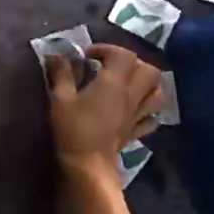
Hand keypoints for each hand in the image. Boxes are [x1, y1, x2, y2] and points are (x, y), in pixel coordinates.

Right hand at [47, 44, 164, 177]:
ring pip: (157, 91)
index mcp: (114, 83)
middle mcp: (131, 94)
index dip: (107, 49)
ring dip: (145, 83)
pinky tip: (134, 110)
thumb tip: (56, 54)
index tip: (88, 56)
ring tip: (127, 84)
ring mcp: (137, 113)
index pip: (123, 54)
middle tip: (111, 67)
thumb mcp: (60, 98)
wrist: (89, 164)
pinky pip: (152, 116)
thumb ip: (61, 74)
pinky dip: (147, 109)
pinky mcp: (137, 130)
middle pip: (148, 69)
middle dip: (131, 63)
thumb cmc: (73, 128)